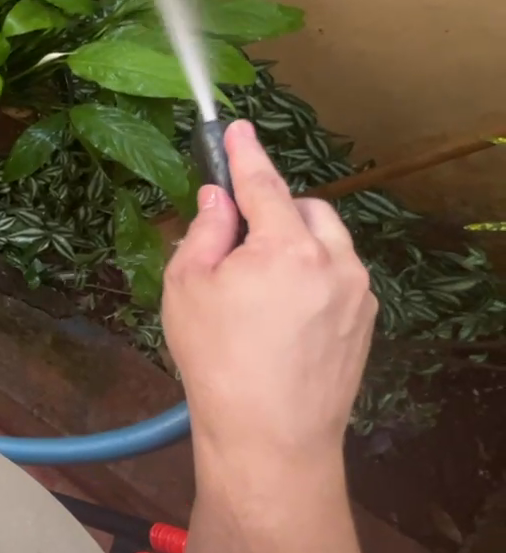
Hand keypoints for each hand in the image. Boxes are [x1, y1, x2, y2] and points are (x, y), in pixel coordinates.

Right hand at [162, 120, 376, 470]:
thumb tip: (219, 199)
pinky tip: (272, 305)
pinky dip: (307, 269)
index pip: (264, 186)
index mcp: (286, 249)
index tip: (236, 127)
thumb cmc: (213, 349)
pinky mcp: (366, 319)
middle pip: (309, 209)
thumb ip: (206, 232)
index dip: (246, 154)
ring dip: (293, 239)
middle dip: (274, 208)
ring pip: (328, 241)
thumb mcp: (187, 283)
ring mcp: (360, 293)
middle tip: (230, 235)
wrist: (269, 425)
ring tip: (249, 276)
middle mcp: (336, 263)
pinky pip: (337, 272)